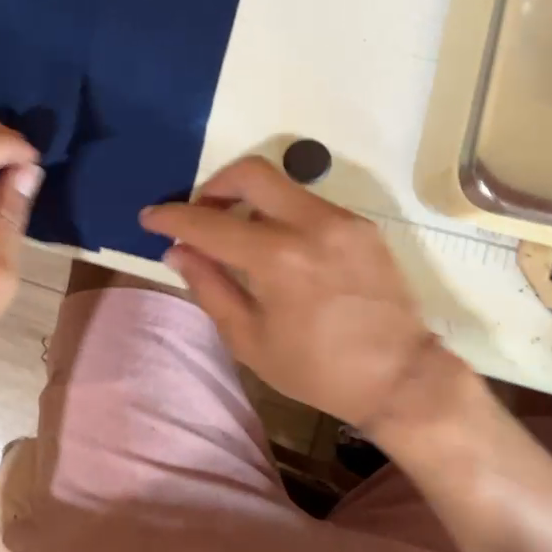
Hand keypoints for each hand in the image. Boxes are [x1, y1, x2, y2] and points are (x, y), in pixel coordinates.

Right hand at [140, 156, 475, 437]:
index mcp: (278, 258)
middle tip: (200, 216)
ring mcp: (342, 220)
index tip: (150, 218)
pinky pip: (308, 204)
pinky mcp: (361, 226)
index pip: (209, 222)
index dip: (171, 217)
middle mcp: (312, 224)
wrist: (401, 378)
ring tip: (236, 236)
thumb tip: (176, 251)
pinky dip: (280, 214)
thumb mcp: (249, 339)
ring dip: (248, 201)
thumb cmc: (317, 370)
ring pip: (281, 185)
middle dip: (213, 187)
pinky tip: (276, 248)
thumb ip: (209, 287)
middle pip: (250, 173)